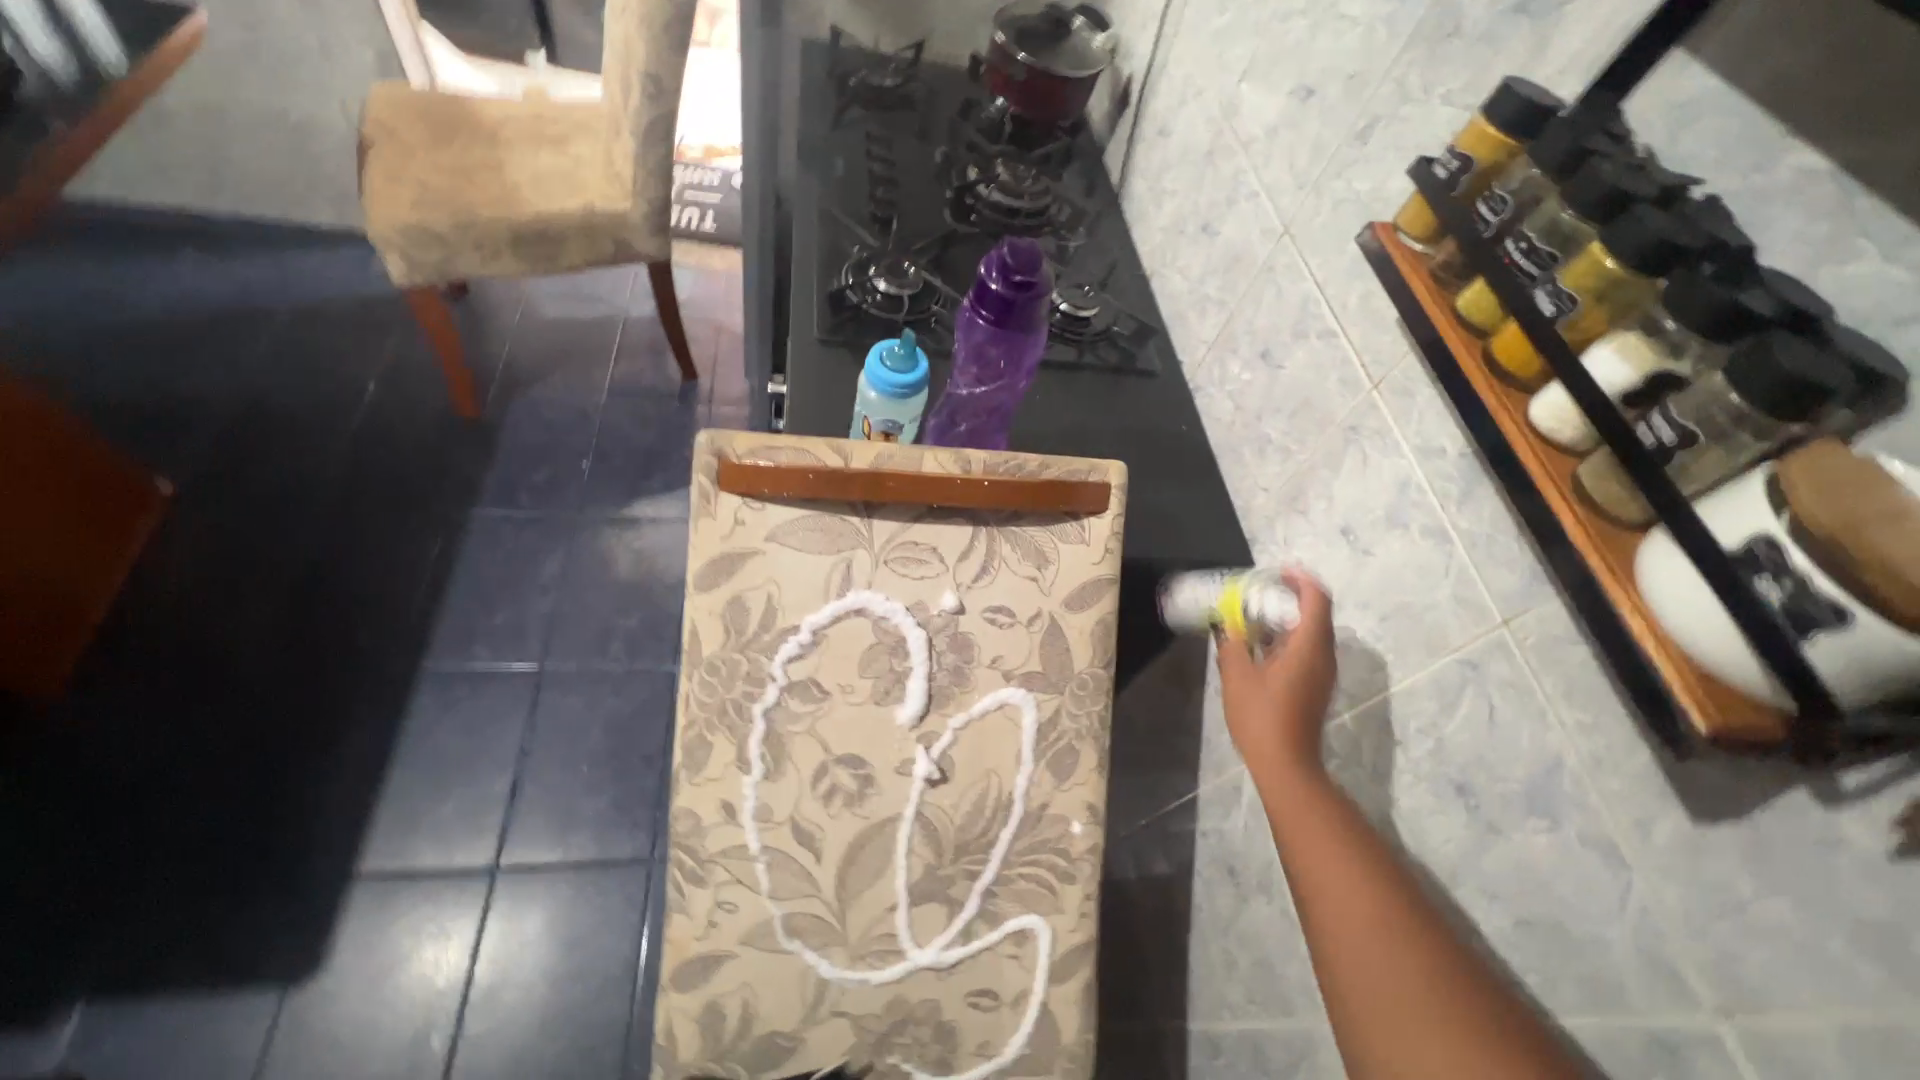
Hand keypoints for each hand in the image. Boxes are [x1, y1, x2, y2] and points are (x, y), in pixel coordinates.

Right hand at [1216, 567, 1337, 781]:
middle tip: (1260, 592)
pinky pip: (1308, 650)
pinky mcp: (1316, 686)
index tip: (1278, 571)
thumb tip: (1228, 623)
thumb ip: (1233, 643)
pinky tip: (1261, 647)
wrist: (1286, 764)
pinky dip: (1289, 638)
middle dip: (1291, 597)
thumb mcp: (1237, 677)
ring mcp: (1323, 673)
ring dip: (1288, 619)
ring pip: (1313, 633)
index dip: (1301, 580)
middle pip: (1317, 614)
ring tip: (1255, 617)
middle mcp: (1324, 655)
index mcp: (1308, 647)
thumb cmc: (1261, 717)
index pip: (1317, 600)